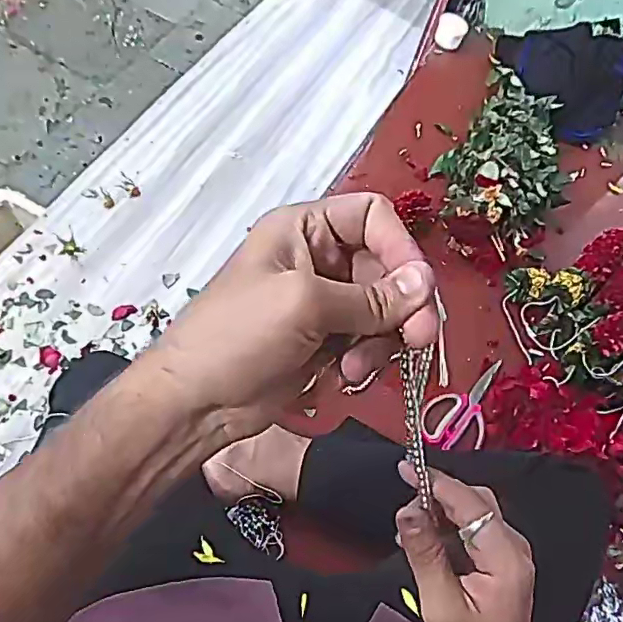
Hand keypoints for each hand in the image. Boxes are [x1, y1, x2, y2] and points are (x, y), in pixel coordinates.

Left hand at [143, 193, 438, 437]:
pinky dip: (370, 358)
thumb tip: (426, 284)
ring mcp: (327, 302)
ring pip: (387, 310)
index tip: (418, 289)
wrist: (197, 404)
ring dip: (383, 340)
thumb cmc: (234, 337)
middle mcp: (320, 259)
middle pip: (389, 268)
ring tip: (356, 367)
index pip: (373, 217)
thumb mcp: (304, 305)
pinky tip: (347, 375)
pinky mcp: (330, 340)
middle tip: (419, 340)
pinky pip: (372, 340)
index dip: (400, 247)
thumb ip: (371, 297)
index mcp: (305, 229)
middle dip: (403, 307)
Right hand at [395, 461, 533, 621]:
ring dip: (444, 507)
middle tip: (406, 490)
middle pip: (477, 501)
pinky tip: (429, 533)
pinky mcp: (504, 559)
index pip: (470, 503)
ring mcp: (513, 552)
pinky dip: (452, 524)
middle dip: (440, 491)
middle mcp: (515, 546)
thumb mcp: (440, 605)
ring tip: (412, 517)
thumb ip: (425, 554)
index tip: (407, 467)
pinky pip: (477, 528)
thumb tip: (408, 509)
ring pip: (477, 511)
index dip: (438, 482)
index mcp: (506, 557)